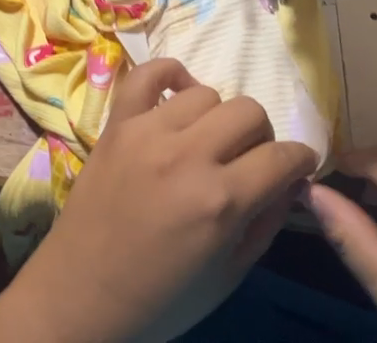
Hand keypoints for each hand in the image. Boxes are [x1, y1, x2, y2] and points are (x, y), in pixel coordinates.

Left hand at [0, 58, 317, 342]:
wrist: (77, 302)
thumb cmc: (158, 301)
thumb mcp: (227, 277)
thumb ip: (266, 223)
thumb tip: (291, 182)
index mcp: (219, 202)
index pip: (282, 157)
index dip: (300, 160)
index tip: (298, 166)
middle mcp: (187, 156)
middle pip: (249, 111)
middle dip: (262, 136)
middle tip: (249, 159)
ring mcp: (147, 133)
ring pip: (207, 93)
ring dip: (217, 118)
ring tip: (205, 142)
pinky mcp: (116, 125)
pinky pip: (147, 74)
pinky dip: (169, 75)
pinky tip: (177, 97)